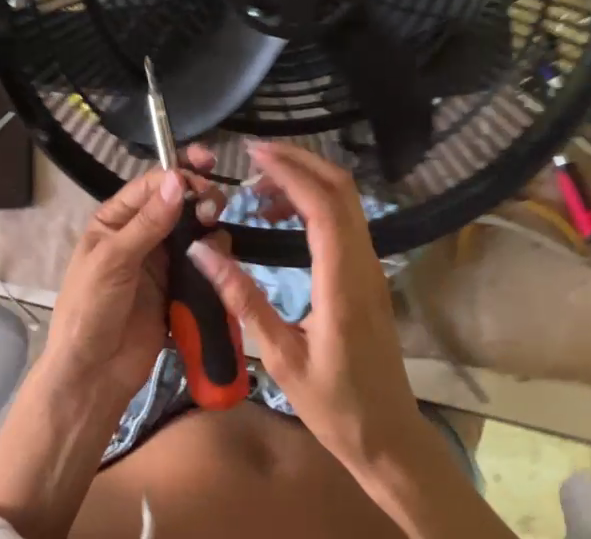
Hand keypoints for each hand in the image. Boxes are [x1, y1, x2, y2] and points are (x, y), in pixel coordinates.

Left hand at [0, 150, 225, 538]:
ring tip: (214, 240)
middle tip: (213, 209)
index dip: (178, 175)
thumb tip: (176, 179)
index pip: (152, 185)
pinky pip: (204, 264)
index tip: (205, 173)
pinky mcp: (181, 289)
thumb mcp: (112, 261)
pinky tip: (221, 263)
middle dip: (200, 198)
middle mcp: (141, 235)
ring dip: (209, 228)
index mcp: (115, 220)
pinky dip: (215, 259)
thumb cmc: (90, 310)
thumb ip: (147, 223)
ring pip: (196, 231)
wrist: (94, 375)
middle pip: (179, 204)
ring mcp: (163, 263)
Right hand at [188, 142, 425, 471]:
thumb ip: (242, 299)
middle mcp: (364, 266)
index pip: (323, 207)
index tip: (254, 154)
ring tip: (258, 189)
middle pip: (342, 190)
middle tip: (253, 157)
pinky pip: (344, 221)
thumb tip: (202, 252)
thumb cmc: (334, 406)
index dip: (290, 172)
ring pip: (345, 202)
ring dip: (305, 181)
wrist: (388, 436)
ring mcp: (370, 268)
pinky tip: (279, 216)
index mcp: (343, 285)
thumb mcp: (280, 358)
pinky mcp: (367, 275)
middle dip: (299, 162)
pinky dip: (313, 202)